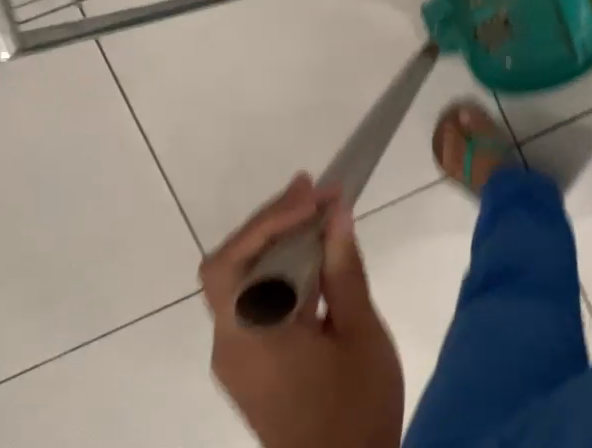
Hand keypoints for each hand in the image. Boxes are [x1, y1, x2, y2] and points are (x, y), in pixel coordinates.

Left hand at [202, 175, 403, 447]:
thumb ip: (345, 272)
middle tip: (319, 188)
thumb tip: (337, 216)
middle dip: (272, 221)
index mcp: (252, 336)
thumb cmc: (356, 403)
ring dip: (281, 242)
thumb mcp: (360, 332)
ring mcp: (239, 354)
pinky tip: (321, 256)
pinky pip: (260, 302)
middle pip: (231, 267)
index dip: (268, 220)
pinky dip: (286, 270)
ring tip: (325, 211)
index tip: (316, 193)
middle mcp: (231, 342)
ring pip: (245, 283)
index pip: (231, 264)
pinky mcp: (255, 362)